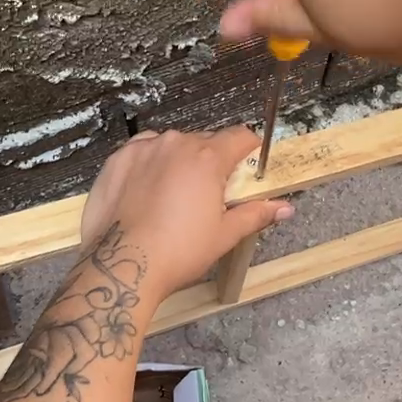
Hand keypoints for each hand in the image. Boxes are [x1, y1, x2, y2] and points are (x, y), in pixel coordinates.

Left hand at [79, 128, 292, 294]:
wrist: (121, 265)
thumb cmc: (179, 252)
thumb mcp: (224, 235)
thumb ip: (256, 214)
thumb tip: (285, 208)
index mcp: (207, 158)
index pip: (240, 136)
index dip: (248, 150)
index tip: (247, 168)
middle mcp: (175, 144)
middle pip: (204, 141)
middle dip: (212, 161)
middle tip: (209, 195)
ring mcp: (142, 149)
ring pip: (171, 145)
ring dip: (179, 161)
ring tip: (174, 197)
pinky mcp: (116, 160)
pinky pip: (142, 152)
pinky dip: (150, 165)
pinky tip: (147, 193)